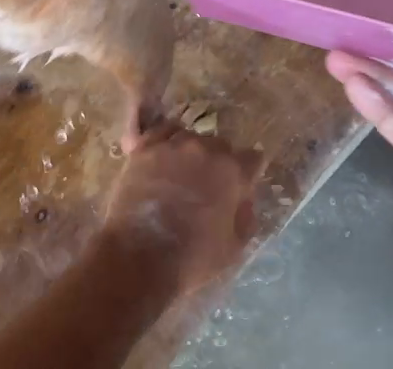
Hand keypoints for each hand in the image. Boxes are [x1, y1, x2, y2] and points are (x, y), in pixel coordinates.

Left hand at [104, 124, 264, 293]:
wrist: (140, 257)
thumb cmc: (192, 258)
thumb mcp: (234, 248)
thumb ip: (245, 217)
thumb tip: (243, 200)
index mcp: (231, 171)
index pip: (252, 158)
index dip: (248, 173)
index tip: (241, 187)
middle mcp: (204, 149)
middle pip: (220, 145)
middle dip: (219, 162)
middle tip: (209, 185)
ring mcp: (172, 145)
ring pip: (190, 137)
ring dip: (191, 152)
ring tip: (182, 173)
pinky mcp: (144, 148)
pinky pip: (160, 133)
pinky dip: (164, 142)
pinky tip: (162, 157)